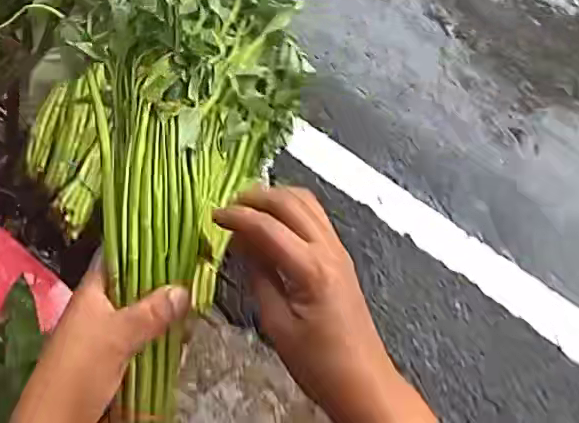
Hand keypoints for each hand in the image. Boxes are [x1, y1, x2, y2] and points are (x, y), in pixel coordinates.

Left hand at [9, 261, 188, 422]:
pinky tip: (177, 343)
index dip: (144, 244)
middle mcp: (98, 307)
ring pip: (139, 316)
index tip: (174, 240)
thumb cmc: (79, 369)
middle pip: (135, 286)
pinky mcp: (109, 361)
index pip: (119, 253)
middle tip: (192, 283)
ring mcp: (103, 335)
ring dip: (162, 318)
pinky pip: (138, 342)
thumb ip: (152, 311)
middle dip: (162, 287)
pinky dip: (156, 342)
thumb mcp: (118, 335)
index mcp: (93, 289)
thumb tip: (185, 290)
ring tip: (191, 314)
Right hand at [214, 188, 433, 422]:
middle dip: (256, 197)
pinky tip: (275, 217)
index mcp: (311, 269)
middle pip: (289, 202)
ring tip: (249, 206)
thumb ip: (258, 276)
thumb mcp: (278, 325)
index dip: (238, 216)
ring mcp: (337, 247)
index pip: (268, 227)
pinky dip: (291, 205)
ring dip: (275, 196)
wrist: (363, 381)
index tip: (215, 215)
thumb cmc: (319, 363)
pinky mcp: (340, 252)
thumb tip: (240, 242)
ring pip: (305, 200)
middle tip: (229, 205)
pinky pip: (315, 213)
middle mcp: (328, 248)